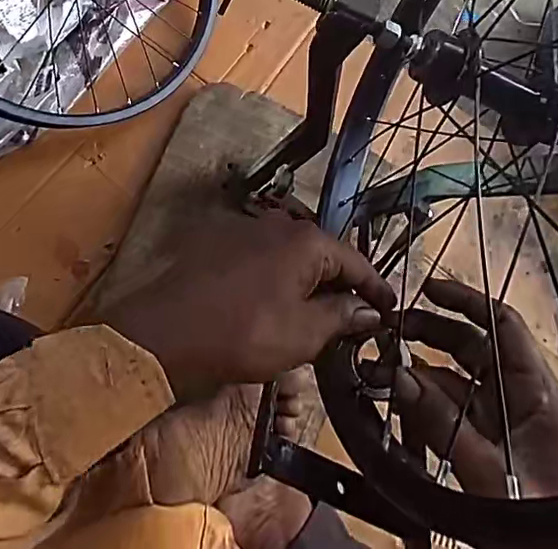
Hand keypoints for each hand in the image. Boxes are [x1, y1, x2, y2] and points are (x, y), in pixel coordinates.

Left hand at [96, 210, 395, 398]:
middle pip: (320, 252)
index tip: (390, 308)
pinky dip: (276, 275)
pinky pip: (260, 255)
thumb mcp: (303, 333)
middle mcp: (274, 224)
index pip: (353, 259)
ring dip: (305, 278)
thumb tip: (368, 309)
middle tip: (356, 314)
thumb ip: (341, 316)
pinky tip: (274, 300)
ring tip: (317, 311)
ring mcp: (242, 228)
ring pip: (288, 253)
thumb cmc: (243, 333)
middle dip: (339, 281)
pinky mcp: (216, 240)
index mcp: (302, 240)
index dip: (374, 286)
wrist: (167, 331)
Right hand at [392, 279, 557, 498]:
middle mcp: (520, 401)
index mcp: (536, 395)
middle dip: (426, 332)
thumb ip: (443, 424)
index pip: (502, 325)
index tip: (427, 290)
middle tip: (388, 329)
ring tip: (378, 371)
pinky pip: (449, 413)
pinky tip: (395, 405)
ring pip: (454, 381)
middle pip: (470, 346)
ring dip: (415, 373)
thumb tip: (399, 376)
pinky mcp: (490, 448)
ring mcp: (504, 425)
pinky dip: (421, 405)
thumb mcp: (494, 474)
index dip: (465, 300)